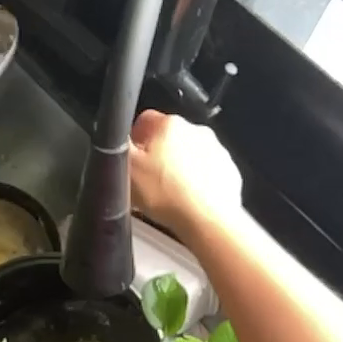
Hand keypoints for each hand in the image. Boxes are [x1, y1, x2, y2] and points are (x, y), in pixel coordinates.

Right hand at [130, 109, 243, 229]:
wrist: (206, 219)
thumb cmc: (168, 196)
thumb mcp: (125, 170)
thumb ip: (118, 147)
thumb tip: (116, 137)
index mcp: (168, 125)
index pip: (142, 121)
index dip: (133, 143)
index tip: (131, 161)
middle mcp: (195, 131)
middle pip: (167, 139)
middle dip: (156, 157)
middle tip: (147, 182)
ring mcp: (214, 149)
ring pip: (187, 155)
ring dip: (177, 169)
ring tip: (167, 194)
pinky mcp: (226, 169)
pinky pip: (205, 171)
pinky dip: (196, 182)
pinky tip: (186, 199)